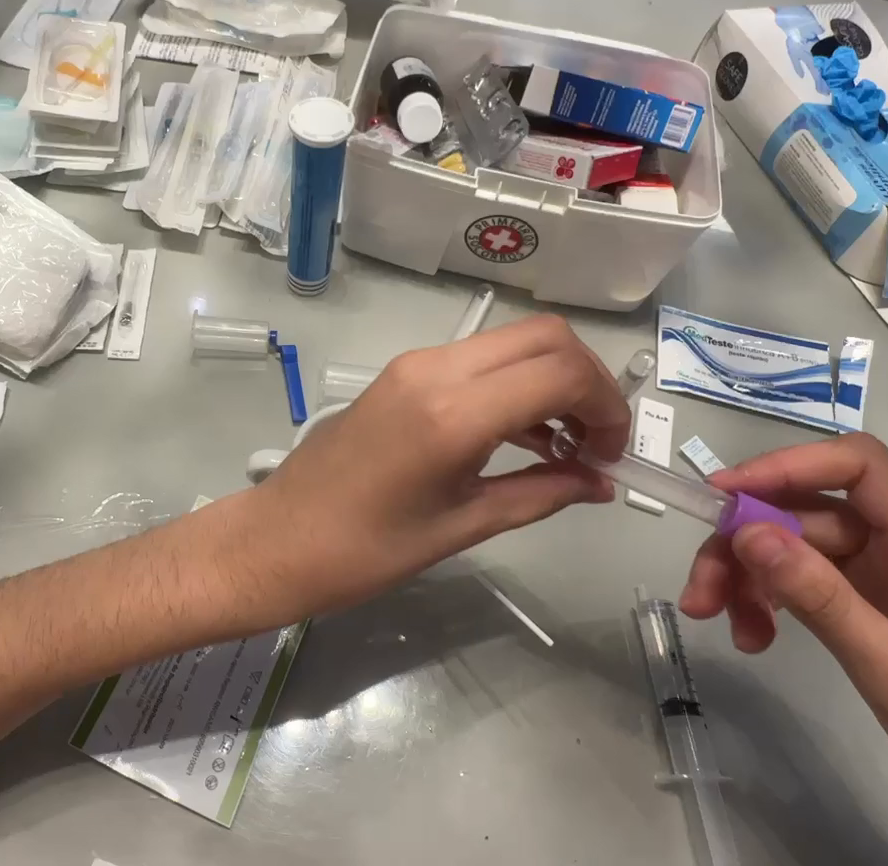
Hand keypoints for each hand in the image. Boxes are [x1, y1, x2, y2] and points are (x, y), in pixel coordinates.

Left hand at [216, 315, 627, 629]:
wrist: (278, 538)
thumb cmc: (364, 550)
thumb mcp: (462, 527)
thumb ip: (539, 494)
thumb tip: (599, 483)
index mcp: (454, 412)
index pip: (561, 371)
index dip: (606, 406)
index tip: (610, 454)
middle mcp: (436, 369)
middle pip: (544, 336)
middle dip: (588, 381)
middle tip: (595, 442)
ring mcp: (415, 365)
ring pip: (511, 342)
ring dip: (551, 380)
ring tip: (564, 447)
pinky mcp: (401, 373)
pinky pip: (477, 360)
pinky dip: (514, 385)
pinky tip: (523, 436)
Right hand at [681, 435, 887, 865]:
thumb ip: (823, 599)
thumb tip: (747, 529)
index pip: (861, 469)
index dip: (787, 466)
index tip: (723, 495)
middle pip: (814, 513)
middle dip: (748, 541)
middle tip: (700, 592)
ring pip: (806, 548)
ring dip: (753, 577)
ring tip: (722, 624)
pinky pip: (817, 584)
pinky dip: (778, 602)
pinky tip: (758, 637)